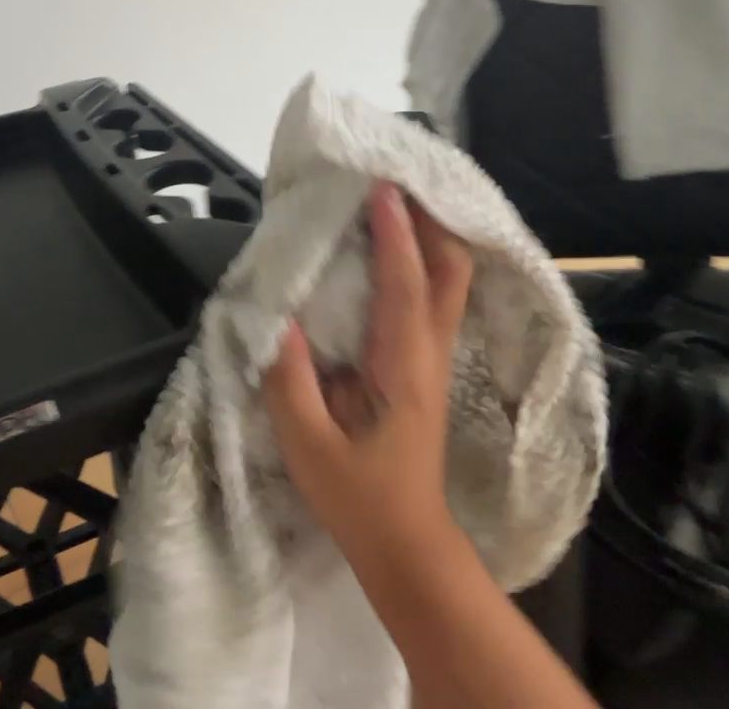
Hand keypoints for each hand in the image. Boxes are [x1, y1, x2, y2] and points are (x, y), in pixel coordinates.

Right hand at [263, 180, 474, 568]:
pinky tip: (392, 253)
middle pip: (450, 272)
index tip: (382, 188)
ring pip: (447, 284)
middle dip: (430, 222)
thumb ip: (290, 380)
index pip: (406, 286)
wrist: (406, 543)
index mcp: (403, 368)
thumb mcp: (307, 444)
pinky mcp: (424, 368)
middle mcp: (428, 354)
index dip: (396, 234)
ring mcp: (433, 360)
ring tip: (393, 204)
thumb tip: (278, 318)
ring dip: (429, 238)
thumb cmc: (356, 497)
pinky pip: (432, 301)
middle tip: (394, 184)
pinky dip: (420, 264)